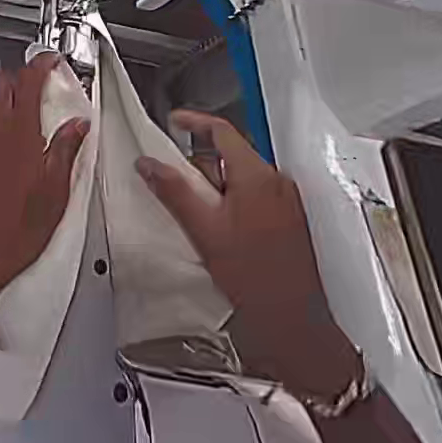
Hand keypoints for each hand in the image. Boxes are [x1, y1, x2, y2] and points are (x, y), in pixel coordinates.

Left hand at [0, 53, 88, 324]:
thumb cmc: (17, 228)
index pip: (28, 80)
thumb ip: (67, 148)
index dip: (42, 64)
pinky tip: (10, 144)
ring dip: (9, 100)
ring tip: (30, 120)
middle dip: (23, 78)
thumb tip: (78, 126)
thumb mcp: (57, 189)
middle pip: (3, 82)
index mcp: (20, 133)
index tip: (52, 61)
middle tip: (43, 89)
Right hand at [137, 111, 358, 399]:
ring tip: (203, 222)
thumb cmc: (251, 276)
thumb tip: (147, 163)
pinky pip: (255, 193)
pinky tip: (222, 231)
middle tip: (181, 191)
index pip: (222, 131)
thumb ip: (173, 191)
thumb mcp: (203, 230)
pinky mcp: (289, 217)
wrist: (293, 321)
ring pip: (241, 176)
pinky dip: (233, 201)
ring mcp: (285, 198)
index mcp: (256, 175)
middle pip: (231, 154)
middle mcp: (275, 180)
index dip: (195, 121)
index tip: (173, 121)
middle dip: (202, 167)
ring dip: (217, 187)